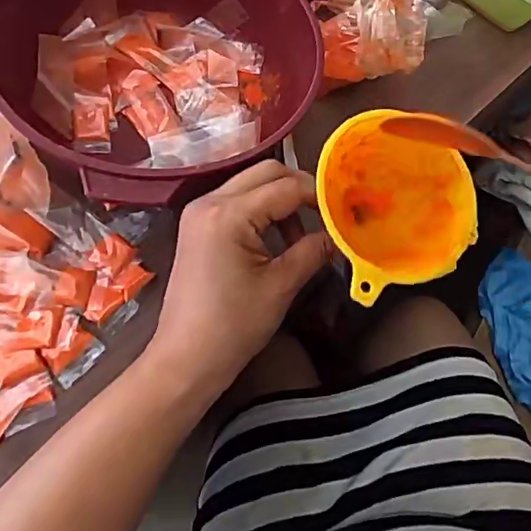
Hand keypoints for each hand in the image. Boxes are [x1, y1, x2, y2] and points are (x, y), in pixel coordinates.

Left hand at [149, 160, 332, 397]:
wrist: (186, 359)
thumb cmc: (232, 326)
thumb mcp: (281, 285)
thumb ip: (313, 250)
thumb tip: (339, 234)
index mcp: (228, 214)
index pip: (285, 187)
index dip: (319, 195)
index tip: (344, 209)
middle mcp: (209, 201)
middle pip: (265, 172)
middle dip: (300, 187)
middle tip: (325, 214)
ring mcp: (199, 211)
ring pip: (250, 184)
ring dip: (280, 199)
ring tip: (300, 236)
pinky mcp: (196, 225)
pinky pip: (236, 201)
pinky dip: (260, 210)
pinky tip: (275, 240)